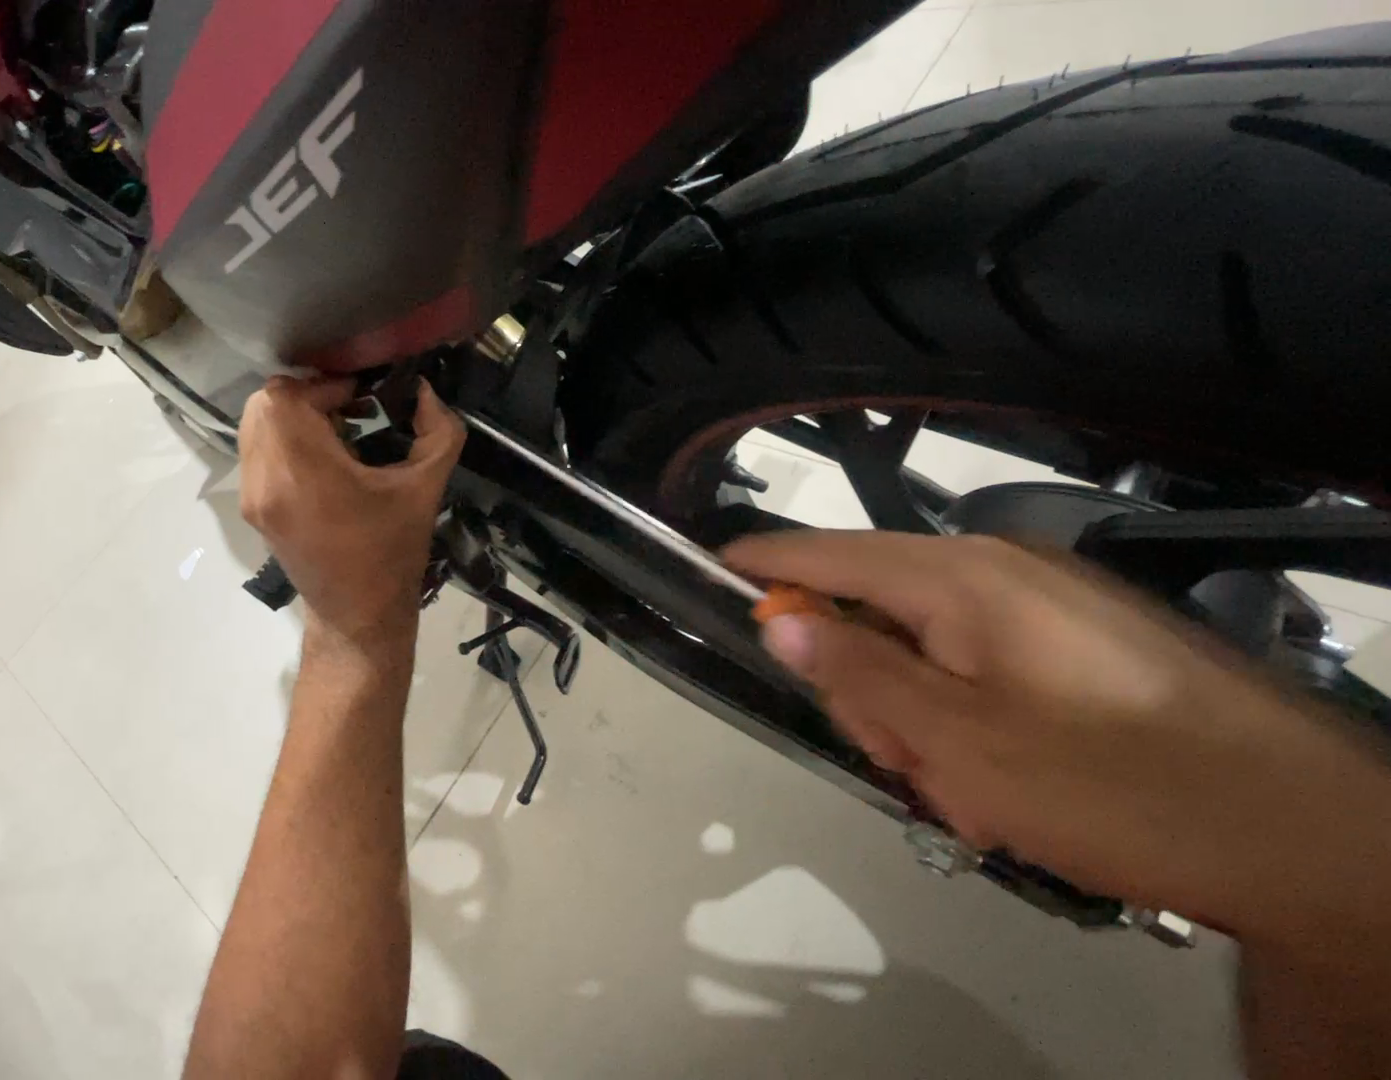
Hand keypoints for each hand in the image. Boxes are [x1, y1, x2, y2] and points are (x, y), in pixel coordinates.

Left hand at [239, 375, 465, 646]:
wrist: (358, 616)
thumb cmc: (392, 552)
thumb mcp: (425, 487)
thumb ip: (437, 430)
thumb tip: (424, 391)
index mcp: (303, 469)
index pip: (287, 395)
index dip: (324, 386)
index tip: (360, 400)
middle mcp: (265, 478)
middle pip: (264, 405)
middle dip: (307, 398)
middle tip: (348, 412)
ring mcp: (252, 496)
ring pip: (256, 427)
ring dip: (293, 419)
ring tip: (336, 436)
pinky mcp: (252, 509)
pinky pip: (257, 453)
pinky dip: (284, 442)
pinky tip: (322, 462)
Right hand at [721, 530, 1390, 948]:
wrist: (1310, 841)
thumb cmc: (1110, 783)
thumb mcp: (956, 741)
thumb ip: (857, 673)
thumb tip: (781, 618)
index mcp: (961, 581)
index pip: (830, 552)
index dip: (765, 562)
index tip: (714, 569)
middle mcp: (1001, 573)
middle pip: (875, 606)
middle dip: (864, 682)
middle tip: (899, 757)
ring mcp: (1048, 604)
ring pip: (925, 644)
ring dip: (919, 713)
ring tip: (967, 786)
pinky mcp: (1081, 641)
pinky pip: (979, 662)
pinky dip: (965, 714)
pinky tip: (1004, 775)